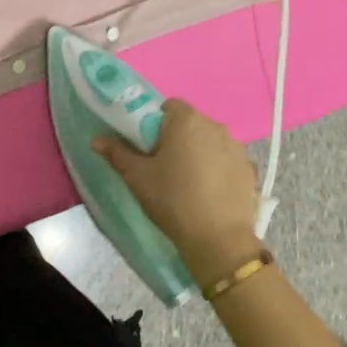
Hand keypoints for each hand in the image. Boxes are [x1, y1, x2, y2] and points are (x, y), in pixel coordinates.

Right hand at [92, 98, 264, 284]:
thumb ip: (117, 153)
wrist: (218, 239)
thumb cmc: (172, 200)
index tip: (147, 149)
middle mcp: (215, 126)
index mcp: (186, 121)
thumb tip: (97, 139)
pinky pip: (227, 161)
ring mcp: (237, 147)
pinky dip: (218, 170)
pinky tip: (210, 194)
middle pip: (190, 124)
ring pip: (210, 142)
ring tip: (188, 184)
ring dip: (199, 153)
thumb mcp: (137, 177)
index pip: (167, 107)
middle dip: (176, 139)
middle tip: (163, 168)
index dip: (154, 124)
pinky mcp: (250, 169)